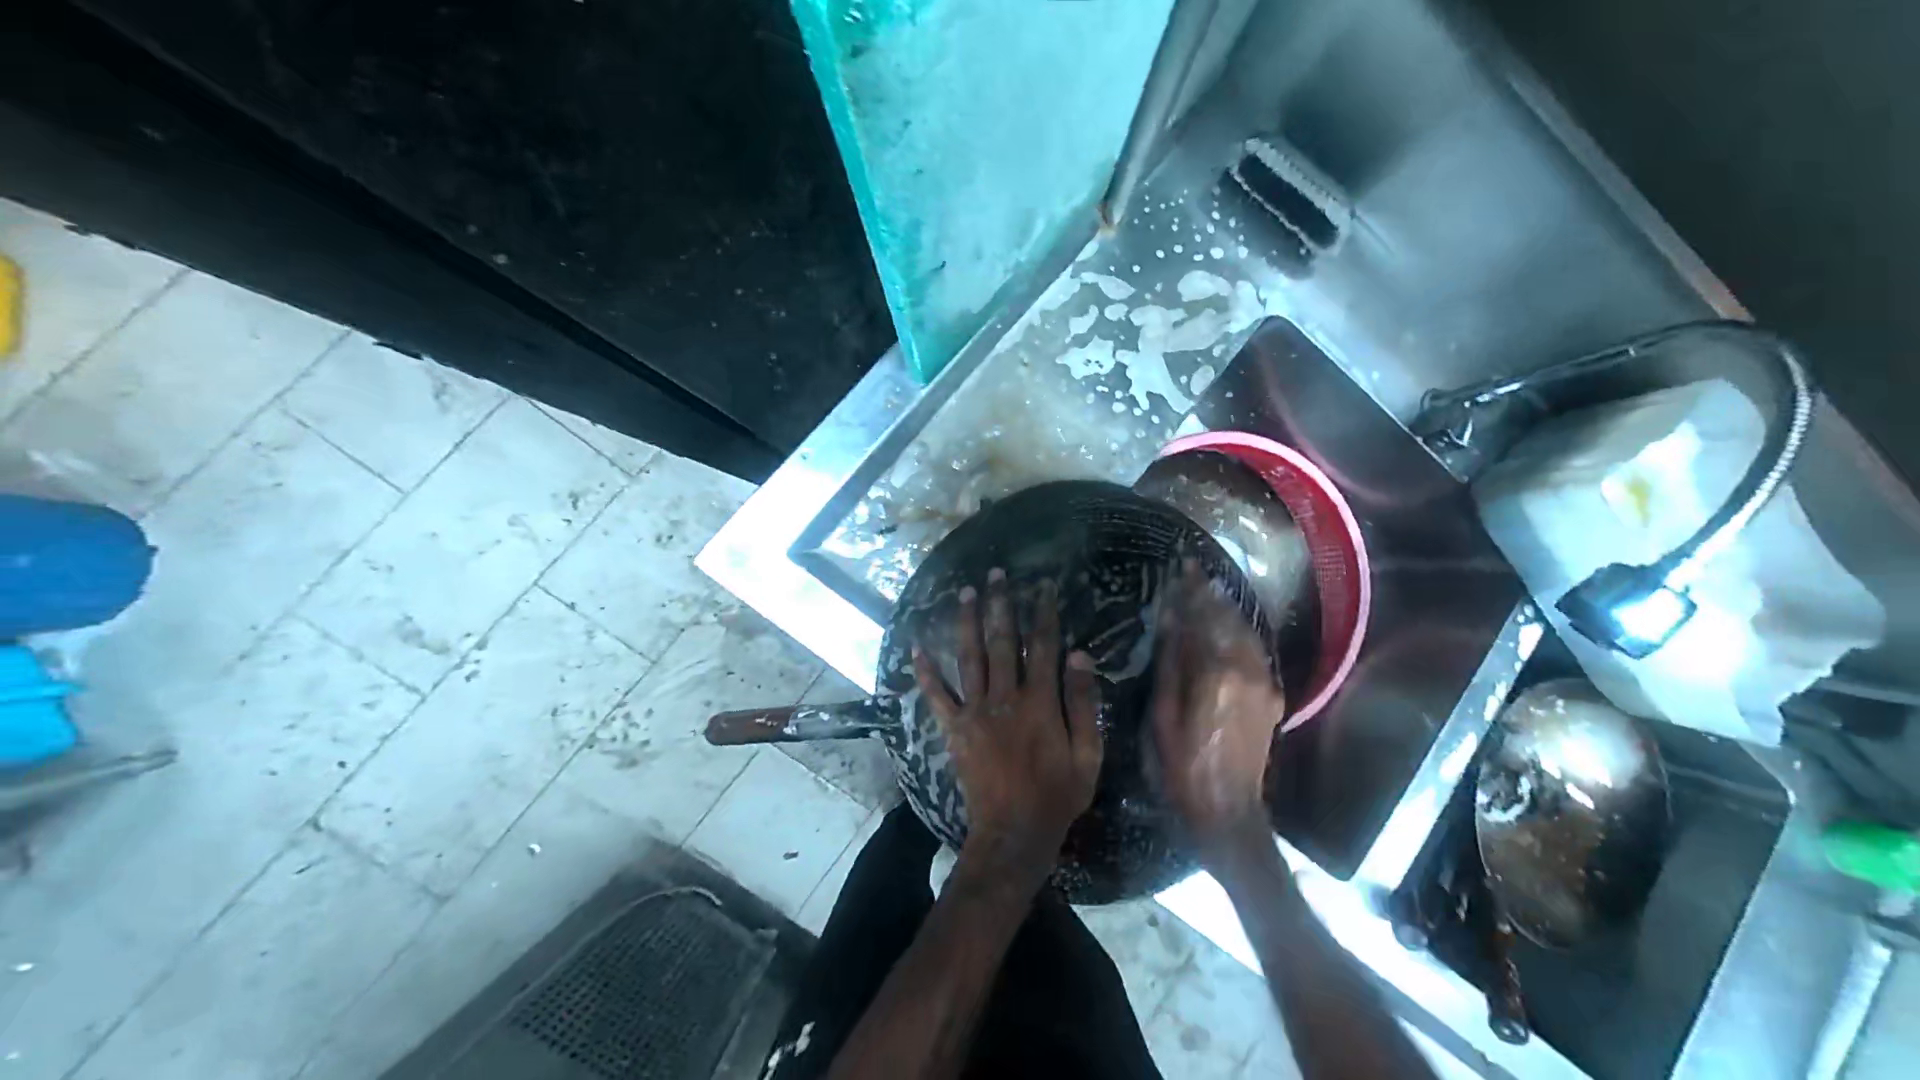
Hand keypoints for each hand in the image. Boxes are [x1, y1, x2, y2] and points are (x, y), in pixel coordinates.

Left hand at [913, 569, 1103, 879]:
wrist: (1014, 832)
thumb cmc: (1058, 794)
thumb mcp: (1088, 753)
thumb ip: (1083, 703)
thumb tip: (1080, 655)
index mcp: (1040, 701)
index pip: (1043, 646)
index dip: (1043, 613)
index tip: (1042, 586)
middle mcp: (1005, 697)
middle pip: (1002, 641)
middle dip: (1000, 604)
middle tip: (996, 574)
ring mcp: (975, 711)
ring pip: (970, 657)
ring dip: (967, 622)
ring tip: (964, 592)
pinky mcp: (954, 728)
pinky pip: (937, 695)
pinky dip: (926, 673)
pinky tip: (917, 649)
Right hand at [1152, 560, 1285, 851]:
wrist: (1226, 812)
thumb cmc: (1179, 767)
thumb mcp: (1160, 715)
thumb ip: (1169, 664)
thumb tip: (1171, 621)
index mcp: (1214, 673)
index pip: (1201, 619)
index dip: (1190, 592)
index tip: (1181, 566)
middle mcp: (1246, 671)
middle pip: (1227, 620)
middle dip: (1209, 594)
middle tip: (1194, 570)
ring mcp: (1263, 685)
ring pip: (1246, 633)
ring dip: (1228, 609)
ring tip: (1211, 589)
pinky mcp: (1270, 699)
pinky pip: (1256, 651)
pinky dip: (1241, 631)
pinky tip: (1231, 626)